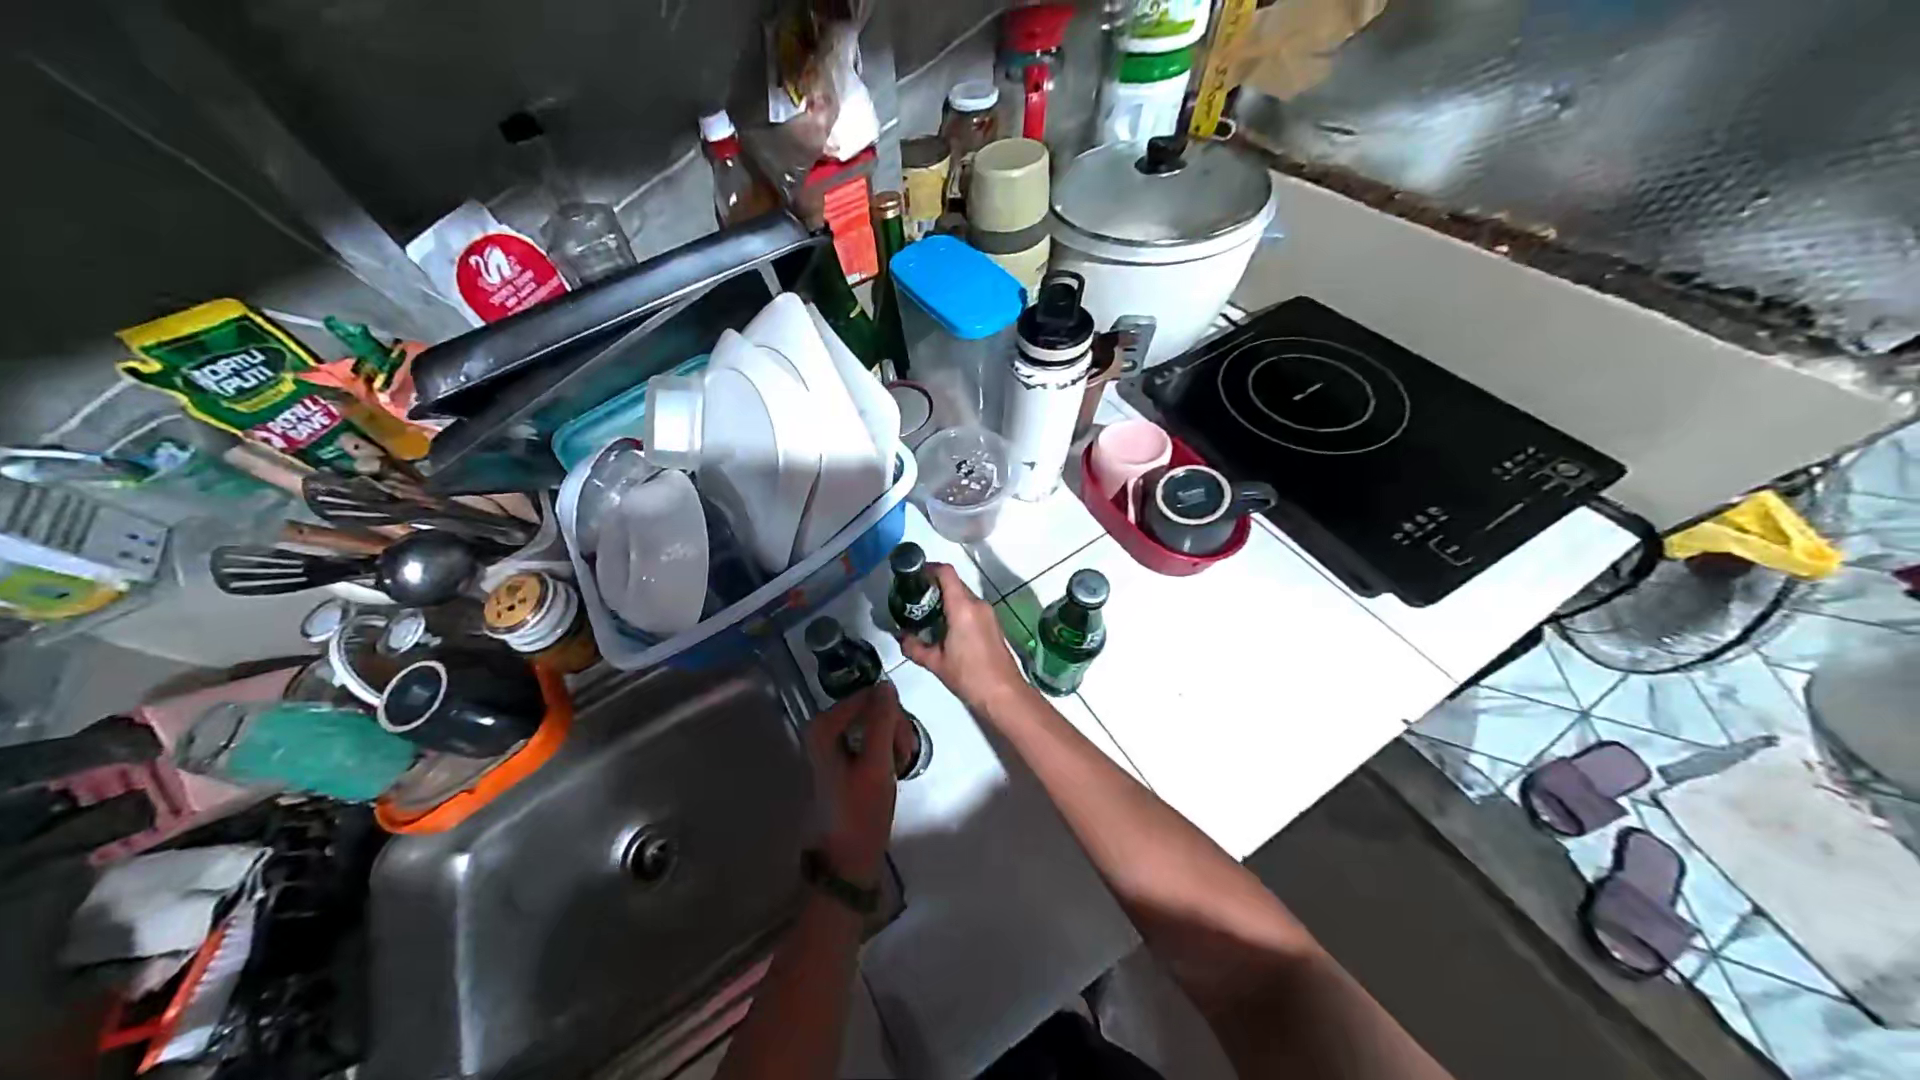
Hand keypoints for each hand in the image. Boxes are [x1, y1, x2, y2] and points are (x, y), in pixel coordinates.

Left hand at [806, 682, 909, 886]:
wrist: (848, 857)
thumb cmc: (861, 812)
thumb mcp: (877, 765)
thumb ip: (881, 722)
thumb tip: (886, 685)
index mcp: (823, 726)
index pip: (870, 697)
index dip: (892, 717)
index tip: (901, 746)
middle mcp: (822, 728)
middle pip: (872, 708)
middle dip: (894, 730)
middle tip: (902, 760)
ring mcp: (831, 742)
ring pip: (875, 723)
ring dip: (893, 742)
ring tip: (898, 769)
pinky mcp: (841, 756)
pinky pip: (870, 738)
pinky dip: (885, 751)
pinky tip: (890, 771)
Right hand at [895, 563, 1028, 713]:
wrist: (1003, 693)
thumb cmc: (968, 675)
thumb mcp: (935, 662)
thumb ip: (914, 647)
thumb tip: (901, 637)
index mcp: (963, 608)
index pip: (946, 573)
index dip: (929, 568)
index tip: (914, 574)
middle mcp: (977, 604)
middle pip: (954, 583)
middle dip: (934, 586)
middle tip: (914, 597)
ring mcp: (988, 613)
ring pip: (963, 595)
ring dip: (945, 599)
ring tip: (925, 612)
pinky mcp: (993, 623)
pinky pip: (971, 607)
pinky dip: (956, 609)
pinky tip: (944, 627)